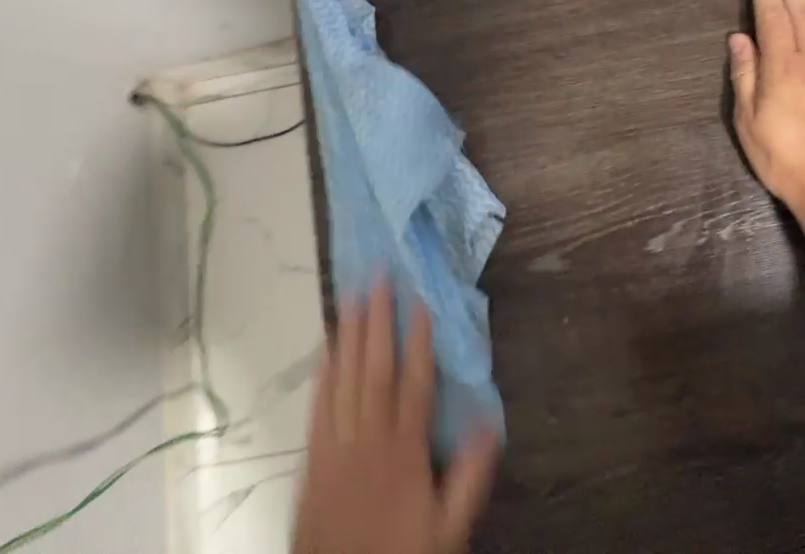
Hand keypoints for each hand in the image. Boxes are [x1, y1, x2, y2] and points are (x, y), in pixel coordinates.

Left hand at [293, 282, 499, 553]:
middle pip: (374, 369)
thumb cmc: (400, 548)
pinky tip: (326, 344)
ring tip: (351, 294)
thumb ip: (469, 475)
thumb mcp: (447, 525)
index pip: (414, 383)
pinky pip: (318, 402)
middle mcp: (368, 436)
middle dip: (377, 321)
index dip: (418, 341)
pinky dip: (323, 369)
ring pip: (344, 377)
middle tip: (378, 277)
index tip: (420, 302)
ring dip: (348, 333)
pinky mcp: (312, 454)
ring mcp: (336, 443)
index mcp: (404, 449)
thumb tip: (491, 422)